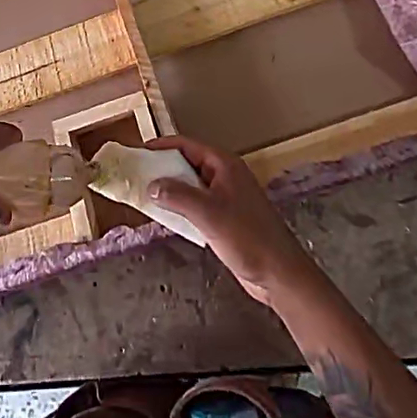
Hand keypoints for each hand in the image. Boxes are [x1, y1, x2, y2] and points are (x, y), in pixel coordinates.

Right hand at [142, 136, 324, 307]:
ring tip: (146, 196)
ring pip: (192, 186)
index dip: (163, 146)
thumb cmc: (248, 238)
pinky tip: (167, 218)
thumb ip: (178, 196)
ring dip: (171, 190)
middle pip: (189, 163)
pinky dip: (182, 207)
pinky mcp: (227, 217)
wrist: (278, 272)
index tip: (140, 153)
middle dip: (164, 169)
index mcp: (225, 165)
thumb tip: (153, 185)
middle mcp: (226, 176)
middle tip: (138, 176)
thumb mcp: (208, 213)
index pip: (188, 145)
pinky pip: (198, 204)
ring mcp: (227, 197)